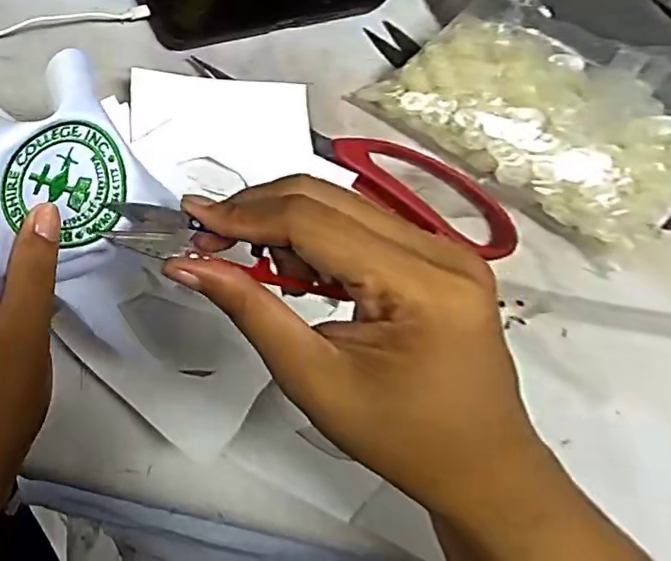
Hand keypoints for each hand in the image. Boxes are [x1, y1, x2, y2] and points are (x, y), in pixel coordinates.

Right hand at [160, 178, 638, 555]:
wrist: (483, 472)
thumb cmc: (403, 435)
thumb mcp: (310, 376)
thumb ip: (245, 306)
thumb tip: (186, 263)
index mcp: (422, 287)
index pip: (310, 222)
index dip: (242, 216)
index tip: (192, 219)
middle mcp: (441, 254)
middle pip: (319, 197)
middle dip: (252, 211)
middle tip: (209, 240)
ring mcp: (442, 249)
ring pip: (330, 199)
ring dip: (275, 218)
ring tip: (252, 263)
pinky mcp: (432, 253)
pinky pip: (350, 216)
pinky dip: (304, 230)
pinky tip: (292, 268)